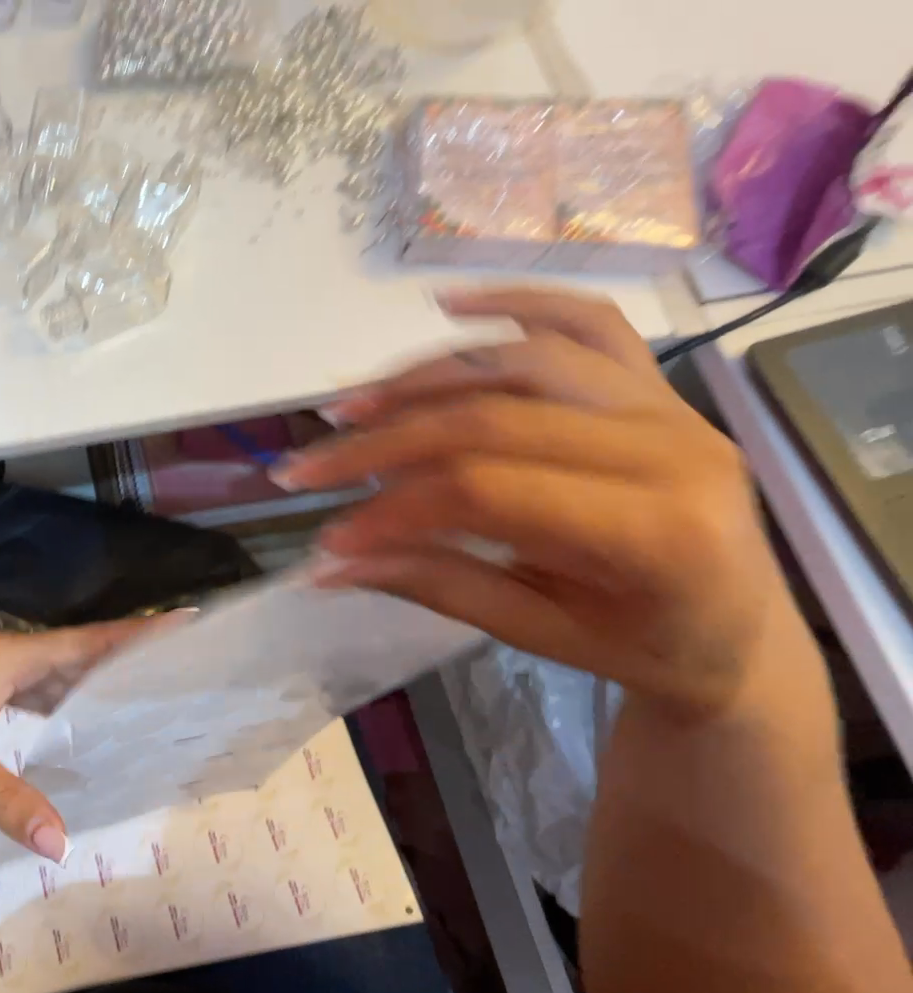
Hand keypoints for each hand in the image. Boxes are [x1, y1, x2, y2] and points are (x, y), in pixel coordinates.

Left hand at [0, 621, 159, 861]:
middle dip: (127, 657)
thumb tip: (61, 844)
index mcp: (9, 657)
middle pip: (79, 651)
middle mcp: (6, 654)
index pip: (86, 641)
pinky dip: (66, 696)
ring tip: (146, 692)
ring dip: (97, 677)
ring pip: (57, 668)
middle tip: (180, 668)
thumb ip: (6, 800)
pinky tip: (82, 717)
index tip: (184, 621)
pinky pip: (38, 685)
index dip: (135, 633)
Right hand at [276, 287, 796, 716]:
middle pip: (490, 417)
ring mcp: (668, 404)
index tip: (327, 539)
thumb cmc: (635, 643)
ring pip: (522, 360)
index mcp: (654, 530)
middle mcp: (671, 448)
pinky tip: (446, 305)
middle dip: (382, 442)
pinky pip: (587, 321)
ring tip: (349, 407)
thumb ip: (431, 583)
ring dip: (421, 378)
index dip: (392, 509)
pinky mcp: (654, 384)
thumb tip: (324, 566)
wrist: (733, 626)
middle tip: (306, 469)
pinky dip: (515, 302)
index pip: (486, 491)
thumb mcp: (532, 630)